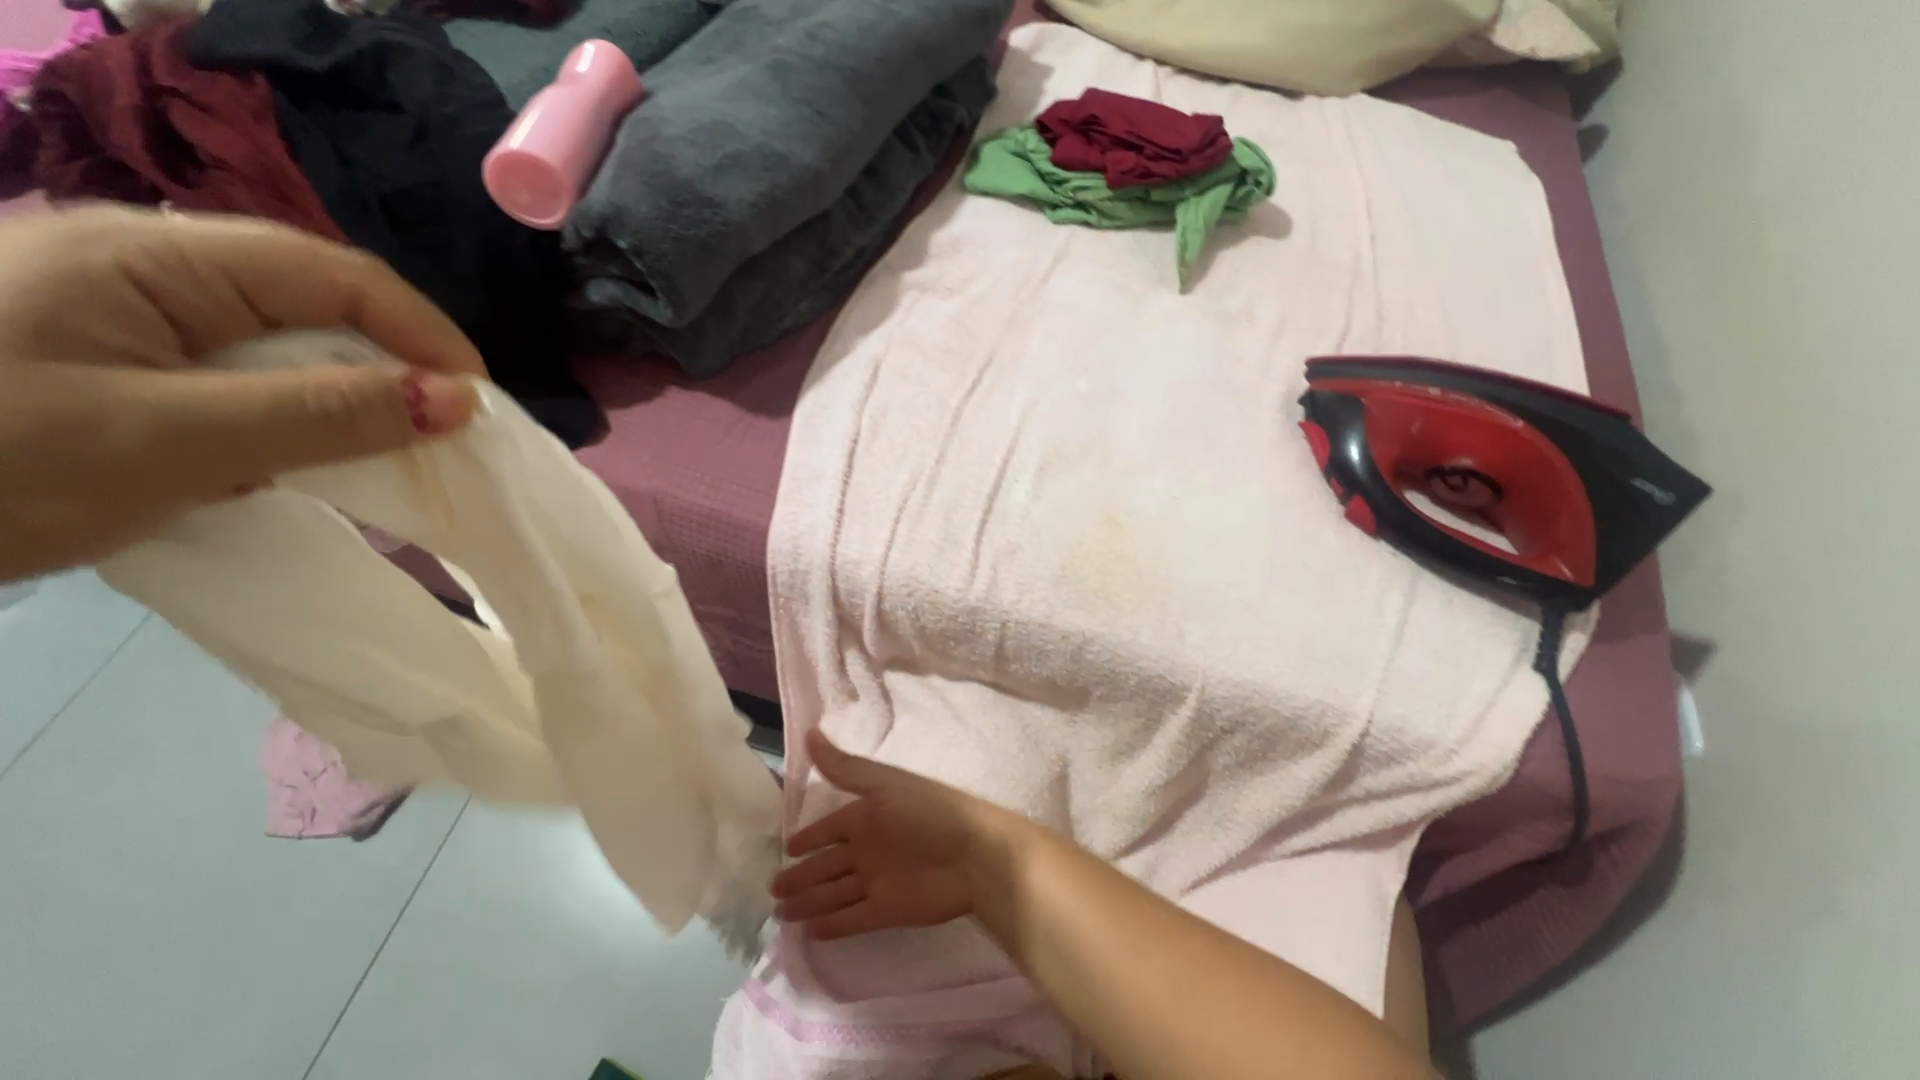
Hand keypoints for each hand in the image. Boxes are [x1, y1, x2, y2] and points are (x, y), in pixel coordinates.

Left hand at [0, 205, 485, 583]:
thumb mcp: (169, 445)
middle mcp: (143, 261)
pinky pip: (227, 371)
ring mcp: (117, 307)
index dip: (425, 336)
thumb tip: (458, 400)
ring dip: (335, 395)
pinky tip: (277, 458)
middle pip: (312, 299)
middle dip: (389, 366)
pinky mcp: (101, 353)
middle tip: (437, 438)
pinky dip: (277, 416)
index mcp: (155, 256)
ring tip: (371, 455)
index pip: (338, 274)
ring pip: (274, 340)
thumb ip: (322, 415)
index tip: (479, 409)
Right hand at [771, 729, 1022, 939]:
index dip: (809, 838)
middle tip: (771, 888)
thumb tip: (809, 731)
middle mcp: (869, 849)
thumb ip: (844, 767)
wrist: (973, 854)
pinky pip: (853, 918)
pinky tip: (807, 932)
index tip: (785, 848)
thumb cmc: (928, 811)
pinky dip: (832, 925)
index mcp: (868, 816)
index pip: (829, 829)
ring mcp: (877, 881)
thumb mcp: (883, 784)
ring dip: (809, 902)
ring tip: (780, 913)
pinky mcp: (887, 910)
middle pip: (828, 865)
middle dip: (801, 875)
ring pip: (835, 893)